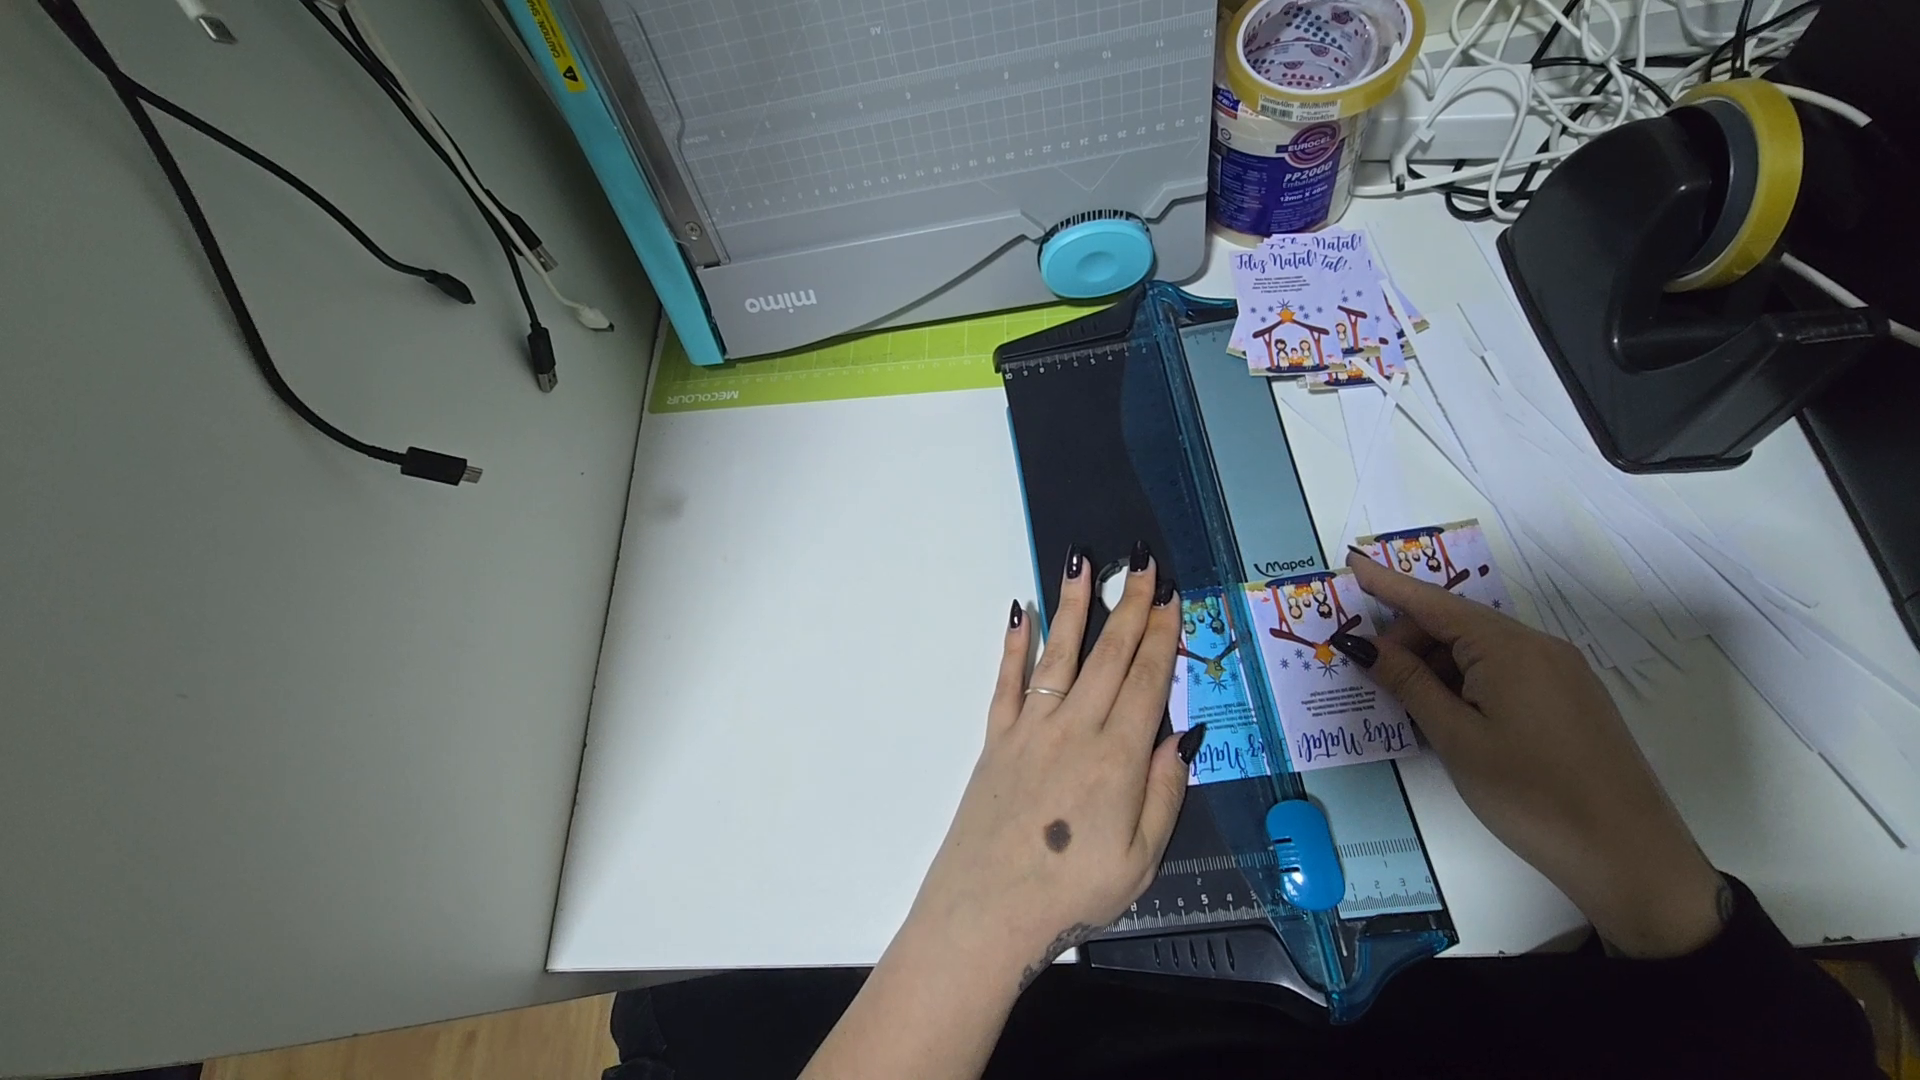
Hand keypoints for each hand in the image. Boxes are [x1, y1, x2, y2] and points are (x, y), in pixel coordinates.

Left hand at [799, 545, 1190, 1079]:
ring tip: (1082, 563)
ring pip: (1059, 654)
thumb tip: (1180, 736)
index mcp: (1117, 757)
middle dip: (1130, 605)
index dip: (1162, 634)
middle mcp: (1074, 729)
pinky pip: (1007, 681)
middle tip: (1142, 563)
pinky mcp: (996, 738)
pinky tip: (1020, 614)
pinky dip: (1014, 645)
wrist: (987, 910)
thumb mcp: (1141, 858)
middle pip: (1109, 655)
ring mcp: (1031, 728)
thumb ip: (1164, 791)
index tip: (1171, 597)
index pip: (1147, 679)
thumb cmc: (1069, 892)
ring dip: (1074, 606)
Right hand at [1341, 550, 1727, 957]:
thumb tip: (1363, 644)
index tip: (1352, 561)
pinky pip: (1501, 671)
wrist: (1630, 858)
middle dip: (1407, 640)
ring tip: (1406, 705)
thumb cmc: (1530, 793)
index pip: (1434, 603)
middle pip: (1455, 625)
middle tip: (1369, 676)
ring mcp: (1559, 673)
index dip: (1388, 584)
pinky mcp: (1568, 699)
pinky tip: (1446, 714)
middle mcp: (1538, 647)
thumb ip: (1408, 683)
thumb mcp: (1455, 738)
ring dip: (1434, 666)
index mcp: (1509, 649)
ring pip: (1477, 650)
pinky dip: (1463, 681)